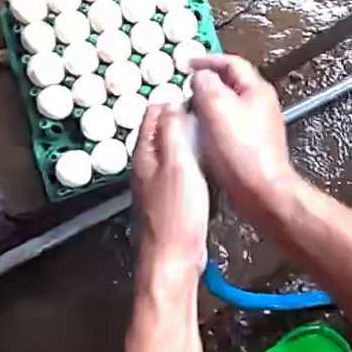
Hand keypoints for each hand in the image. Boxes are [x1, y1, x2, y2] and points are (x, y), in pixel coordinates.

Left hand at [132, 102, 209, 283]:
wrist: (173, 257)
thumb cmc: (177, 213)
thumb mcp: (178, 163)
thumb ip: (173, 131)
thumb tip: (171, 103)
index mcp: (145, 153)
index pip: (152, 114)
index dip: (171, 100)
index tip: (192, 94)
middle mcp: (145, 166)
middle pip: (160, 131)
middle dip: (178, 117)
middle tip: (202, 109)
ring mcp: (155, 183)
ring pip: (170, 150)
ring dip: (185, 138)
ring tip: (206, 130)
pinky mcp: (168, 198)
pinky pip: (178, 168)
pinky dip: (189, 158)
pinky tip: (204, 161)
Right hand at [187, 55, 298, 216]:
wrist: (261, 191)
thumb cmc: (244, 153)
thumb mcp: (217, 107)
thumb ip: (206, 84)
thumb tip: (200, 77)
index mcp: (257, 90)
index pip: (231, 63)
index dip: (207, 60)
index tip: (188, 65)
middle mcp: (261, 106)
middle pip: (230, 85)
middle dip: (205, 85)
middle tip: (186, 89)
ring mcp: (257, 127)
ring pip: (227, 107)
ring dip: (207, 107)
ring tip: (189, 113)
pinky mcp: (251, 146)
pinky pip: (228, 128)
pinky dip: (212, 127)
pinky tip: (200, 138)